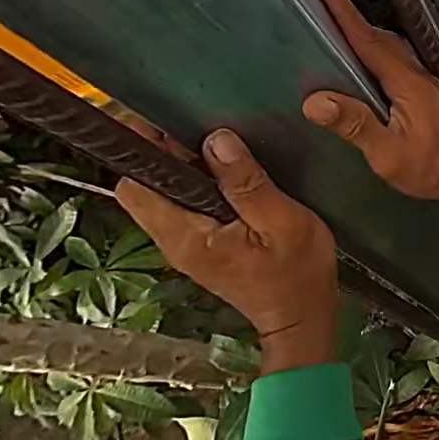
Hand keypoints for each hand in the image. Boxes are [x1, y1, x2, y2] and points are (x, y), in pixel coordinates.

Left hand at [114, 130, 339, 373]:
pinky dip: (198, 183)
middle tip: (203, 132)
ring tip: (220, 148)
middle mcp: (176, 241)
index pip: (136, 186)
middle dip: (165, 153)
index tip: (168, 122)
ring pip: (165, 194)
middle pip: (146, 186)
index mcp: (187, 236)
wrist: (302, 317)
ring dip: (184, 167)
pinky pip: (184, 205)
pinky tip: (229, 173)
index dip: (144, 149)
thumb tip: (218, 141)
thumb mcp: (283, 222)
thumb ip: (248, 183)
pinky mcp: (201, 246)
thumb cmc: (298, 274)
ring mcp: (186, 245)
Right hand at [304, 0, 438, 226]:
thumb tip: (316, 102)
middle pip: (379, 38)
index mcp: (407, 83)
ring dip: (364, 35)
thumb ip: (355, 125)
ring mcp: (425, 84)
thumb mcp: (388, 154)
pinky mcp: (427, 95)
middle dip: (350, 17)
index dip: (343, 12)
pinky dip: (377, 52)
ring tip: (338, 28)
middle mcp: (418, 76)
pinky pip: (397, 62)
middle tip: (322, 2)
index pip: (369, 40)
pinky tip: (367, 63)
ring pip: (391, 49)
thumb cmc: (434, 169)